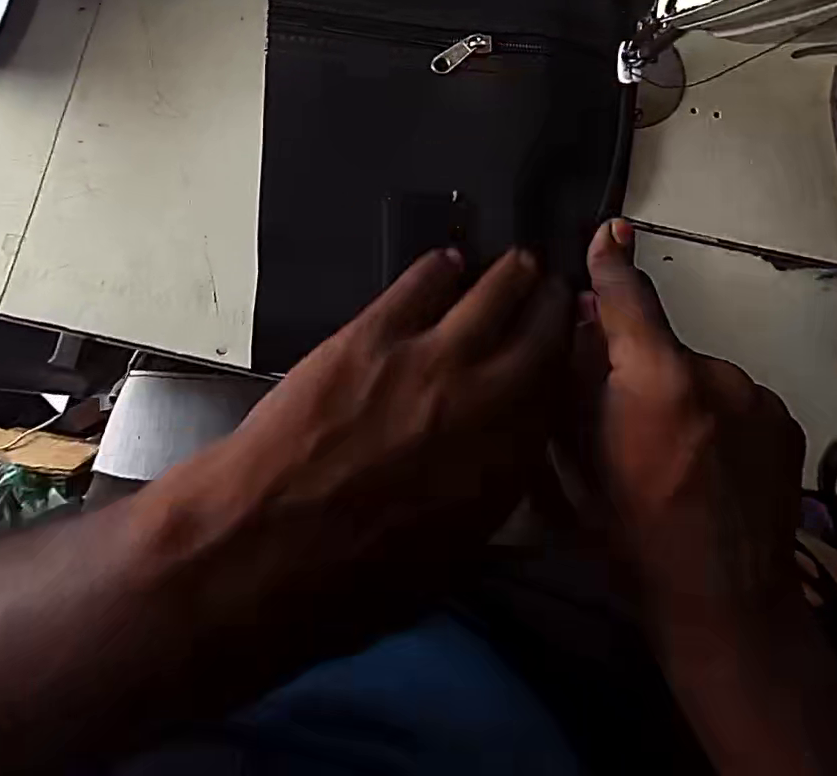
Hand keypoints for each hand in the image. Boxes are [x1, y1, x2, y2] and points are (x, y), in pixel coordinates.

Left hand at [147, 248, 570, 605]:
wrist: (267, 539)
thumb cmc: (358, 573)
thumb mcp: (452, 554)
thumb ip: (491, 494)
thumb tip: (504, 459)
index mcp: (510, 460)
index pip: (559, 388)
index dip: (568, 358)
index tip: (569, 341)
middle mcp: (484, 397)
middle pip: (536, 331)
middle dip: (550, 304)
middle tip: (553, 287)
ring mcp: (426, 357)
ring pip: (489, 293)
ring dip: (508, 274)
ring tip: (516, 263)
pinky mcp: (372, 334)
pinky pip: (420, 283)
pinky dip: (441, 269)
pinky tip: (447, 263)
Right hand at [579, 220, 805, 618]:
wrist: (724, 601)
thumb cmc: (626, 530)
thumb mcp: (574, 456)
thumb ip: (573, 383)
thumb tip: (578, 328)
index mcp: (656, 380)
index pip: (627, 301)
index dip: (610, 264)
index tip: (610, 228)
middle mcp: (715, 374)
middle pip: (657, 344)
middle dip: (629, 358)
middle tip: (612, 403)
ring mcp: (757, 397)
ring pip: (693, 373)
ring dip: (669, 389)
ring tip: (662, 444)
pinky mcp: (784, 420)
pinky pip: (728, 397)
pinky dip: (707, 410)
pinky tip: (701, 457)